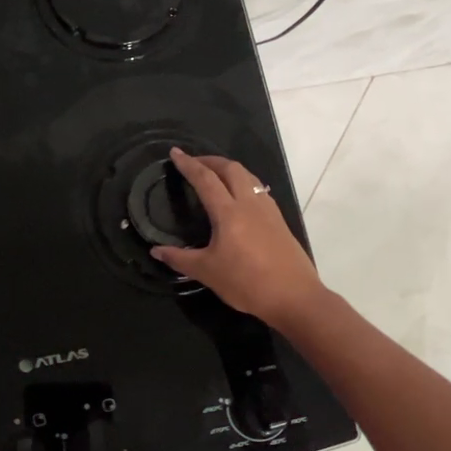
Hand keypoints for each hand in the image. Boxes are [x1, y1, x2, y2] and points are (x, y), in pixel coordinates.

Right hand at [150, 147, 329, 328]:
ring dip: (229, 169)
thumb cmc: (246, 283)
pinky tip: (240, 198)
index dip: (189, 165)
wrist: (293, 296)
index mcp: (229, 213)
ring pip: (248, 177)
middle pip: (231, 169)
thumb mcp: (207, 272)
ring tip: (215, 175)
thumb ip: (180, 259)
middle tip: (194, 163)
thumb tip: (156, 251)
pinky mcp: (279, 221)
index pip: (205, 180)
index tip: (176, 153)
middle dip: (211, 160)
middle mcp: (250, 204)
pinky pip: (259, 190)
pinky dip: (244, 183)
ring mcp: (268, 211)